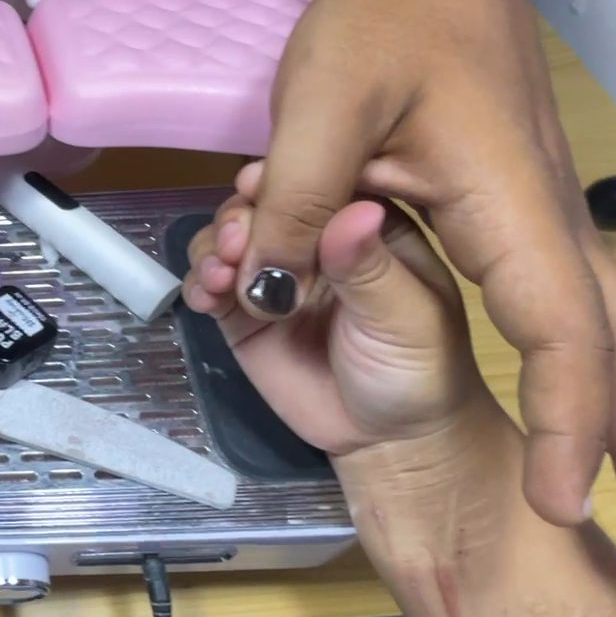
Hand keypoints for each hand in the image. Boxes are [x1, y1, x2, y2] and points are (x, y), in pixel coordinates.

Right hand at [187, 166, 498, 458]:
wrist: (383, 438)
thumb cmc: (417, 371)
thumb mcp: (407, 319)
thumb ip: (370, 270)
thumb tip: (352, 210)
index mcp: (363, 226)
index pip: (320, 183)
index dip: (287, 178)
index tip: (257, 184)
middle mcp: (309, 241)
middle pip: (261, 205)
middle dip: (240, 217)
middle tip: (236, 244)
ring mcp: (270, 274)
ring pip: (226, 239)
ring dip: (213, 248)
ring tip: (220, 275)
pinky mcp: (239, 311)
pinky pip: (208, 284)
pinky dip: (198, 283)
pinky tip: (205, 297)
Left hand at [225, 0, 615, 544]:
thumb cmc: (379, 25)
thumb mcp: (317, 115)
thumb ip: (294, 209)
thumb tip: (267, 295)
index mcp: (505, 202)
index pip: (556, 328)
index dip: (568, 419)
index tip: (566, 501)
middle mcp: (538, 214)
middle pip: (609, 336)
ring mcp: (528, 208)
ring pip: (596, 315)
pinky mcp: (502, 202)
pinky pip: (558, 287)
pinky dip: (588, 345)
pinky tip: (601, 373)